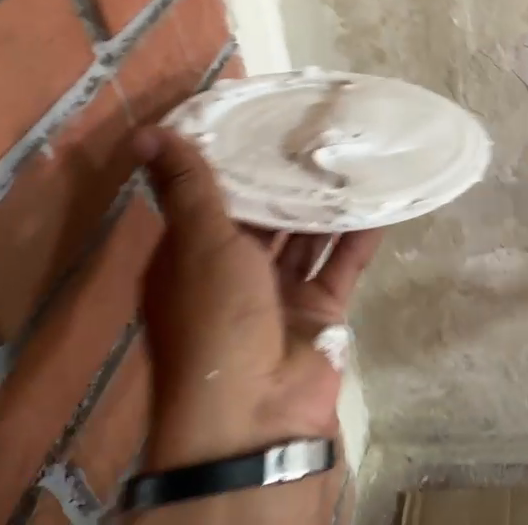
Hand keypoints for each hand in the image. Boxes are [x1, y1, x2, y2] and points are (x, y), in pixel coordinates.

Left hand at [133, 127, 383, 520]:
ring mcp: (279, 293)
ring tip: (357, 152)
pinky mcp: (320, 309)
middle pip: (264, 216)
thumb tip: (145, 132)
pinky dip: (361, 233)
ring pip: (306, 236)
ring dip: (327, 202)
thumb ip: (187, 186)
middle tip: (322, 126)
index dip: (233, 159)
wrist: (255, 412)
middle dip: (288, 178)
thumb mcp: (198, 243)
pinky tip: (383, 197)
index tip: (262, 115)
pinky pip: (343, 262)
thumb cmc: (215, 319)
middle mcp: (233, 273)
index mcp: (190, 259)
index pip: (210, 198)